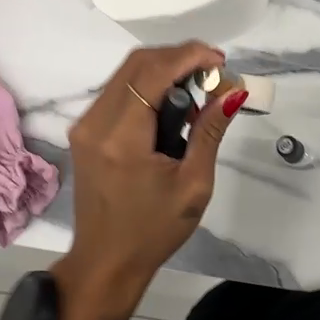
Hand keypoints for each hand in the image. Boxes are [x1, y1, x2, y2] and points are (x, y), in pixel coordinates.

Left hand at [52, 42, 246, 319]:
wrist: (105, 263)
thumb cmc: (153, 231)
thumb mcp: (193, 185)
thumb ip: (210, 132)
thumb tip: (234, 92)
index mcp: (121, 139)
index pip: (154, 73)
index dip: (189, 57)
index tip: (221, 62)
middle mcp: (95, 123)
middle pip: (138, 63)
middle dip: (180, 57)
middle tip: (214, 73)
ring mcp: (85, 124)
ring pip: (128, 72)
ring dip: (166, 69)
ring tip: (200, 89)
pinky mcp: (86, 130)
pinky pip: (121, 89)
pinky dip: (150, 85)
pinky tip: (175, 104)